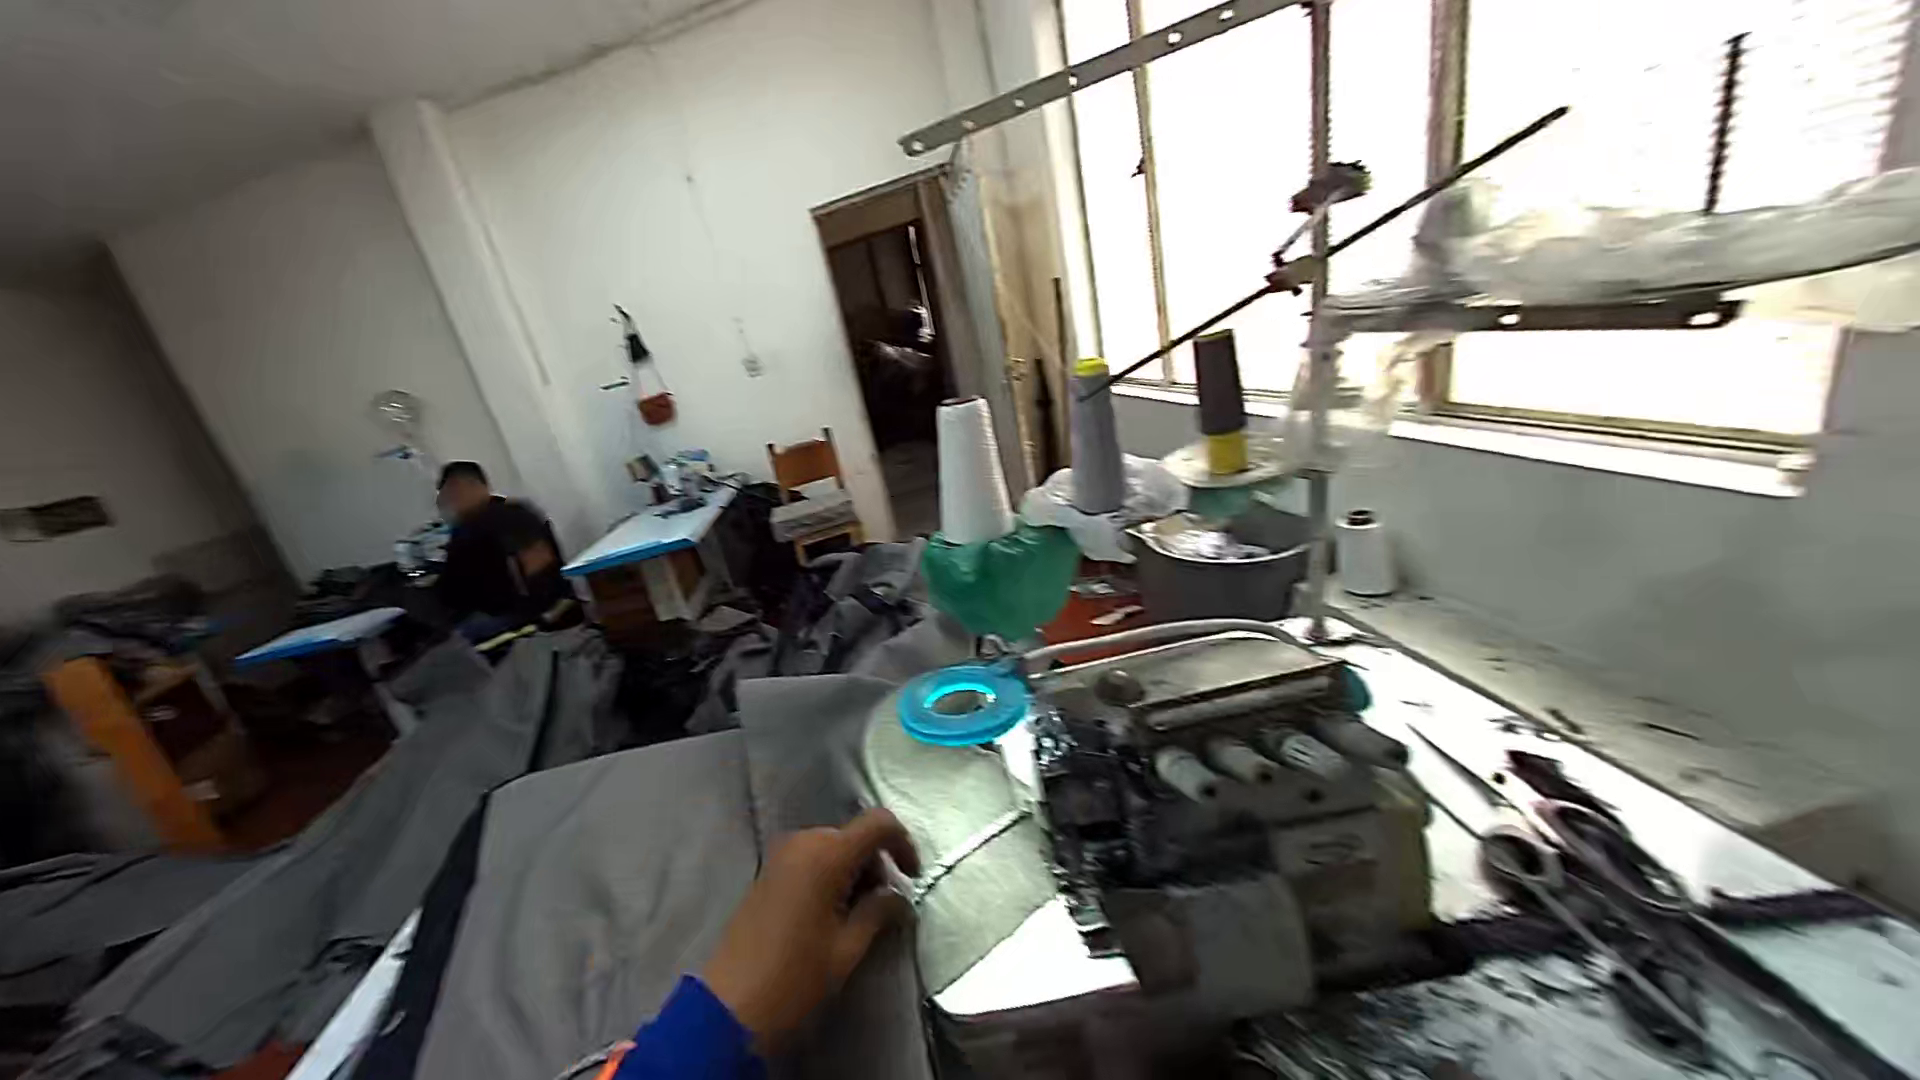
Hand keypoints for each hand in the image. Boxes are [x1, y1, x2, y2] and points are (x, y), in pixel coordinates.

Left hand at [700, 809, 919, 1046]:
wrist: (727, 1007)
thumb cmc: (795, 977)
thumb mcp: (847, 949)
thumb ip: (880, 913)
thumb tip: (900, 899)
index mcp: (828, 854)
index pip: (879, 823)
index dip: (903, 843)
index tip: (912, 875)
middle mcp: (805, 841)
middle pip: (855, 836)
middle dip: (876, 864)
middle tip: (882, 906)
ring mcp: (782, 854)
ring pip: (833, 846)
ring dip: (852, 870)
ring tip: (855, 914)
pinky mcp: (768, 870)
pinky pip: (811, 857)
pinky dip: (830, 874)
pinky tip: (830, 911)